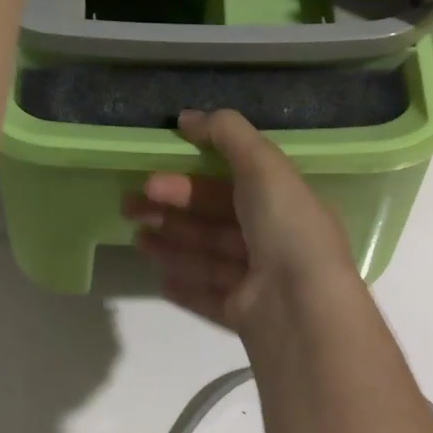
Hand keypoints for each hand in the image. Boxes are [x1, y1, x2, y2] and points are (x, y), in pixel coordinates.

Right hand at [124, 109, 361, 340]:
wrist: (303, 310)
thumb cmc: (285, 228)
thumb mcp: (263, 164)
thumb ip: (226, 133)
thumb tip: (187, 117)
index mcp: (285, 204)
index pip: (232, 185)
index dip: (190, 178)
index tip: (152, 175)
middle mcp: (275, 241)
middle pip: (213, 220)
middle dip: (171, 210)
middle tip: (129, 205)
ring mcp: (260, 282)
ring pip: (207, 256)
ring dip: (171, 244)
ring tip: (136, 239)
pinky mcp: (244, 315)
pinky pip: (209, 295)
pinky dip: (185, 284)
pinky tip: (159, 278)